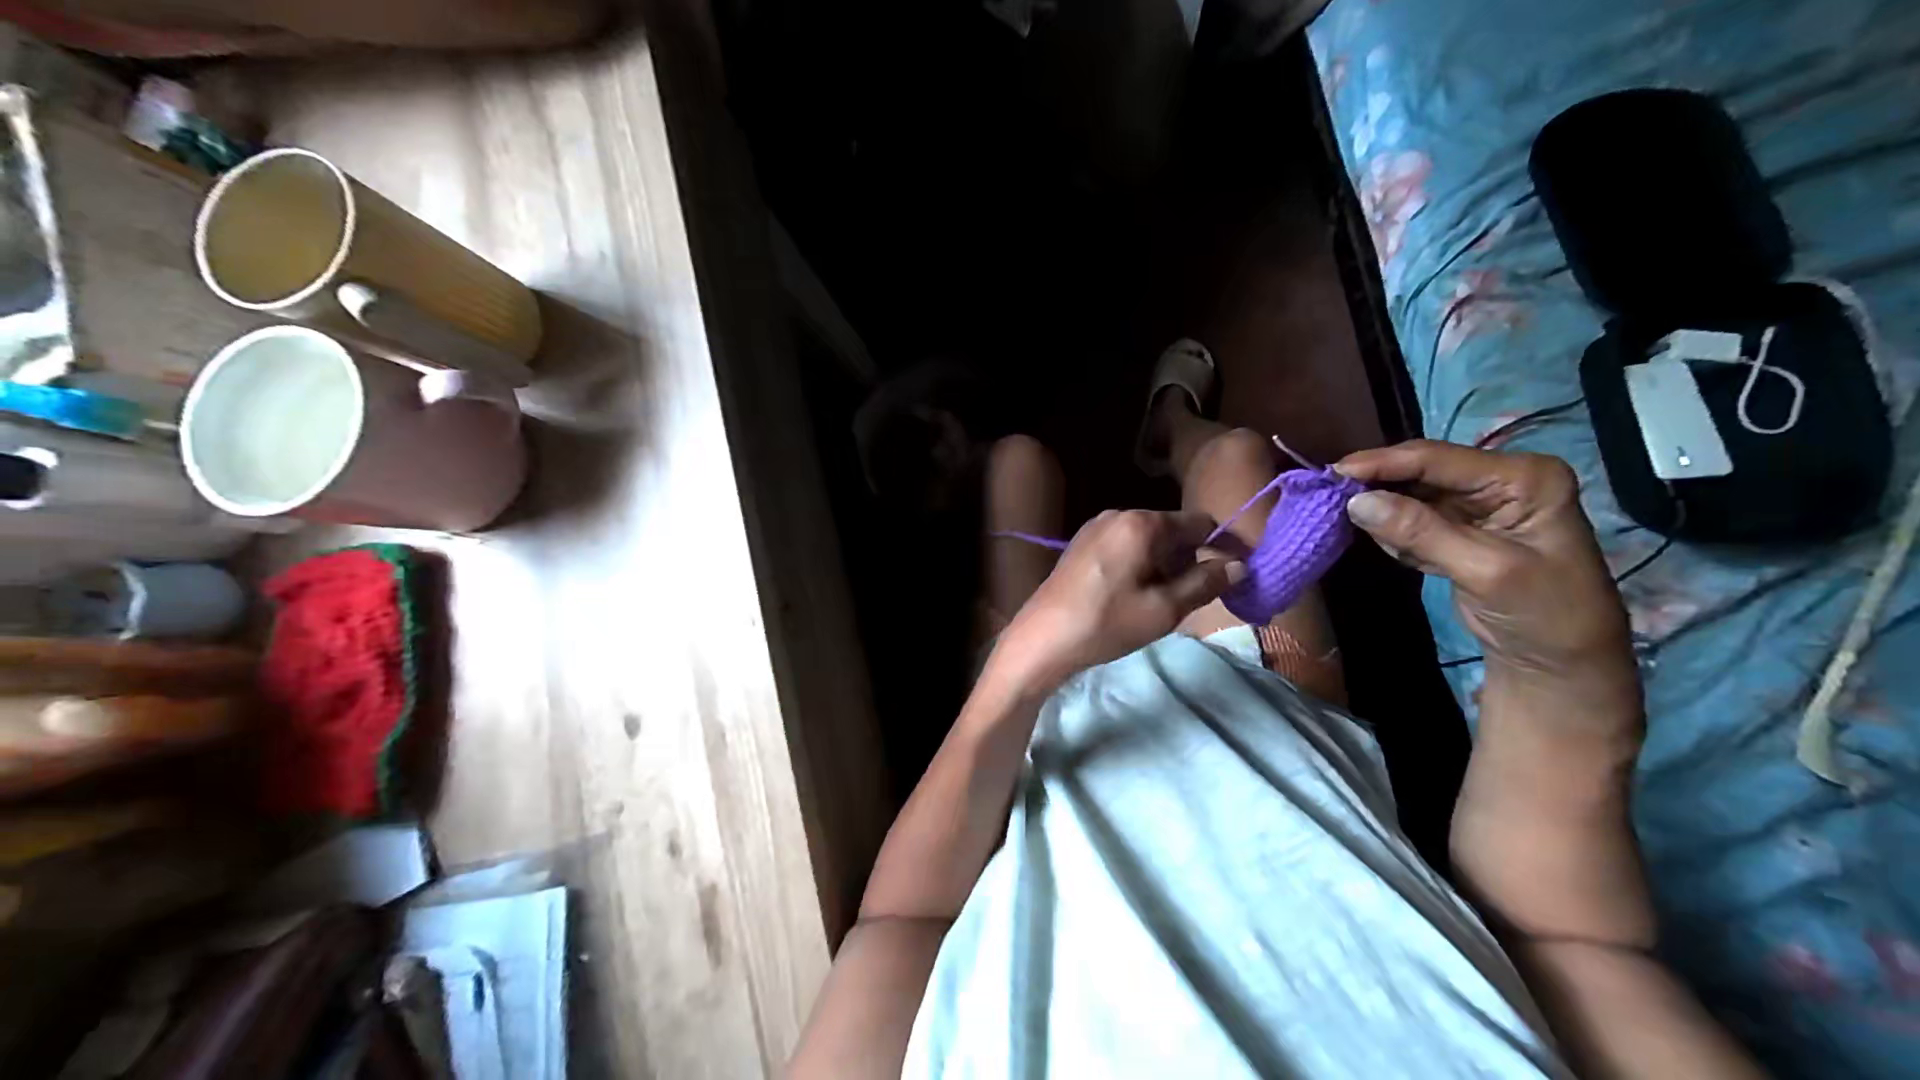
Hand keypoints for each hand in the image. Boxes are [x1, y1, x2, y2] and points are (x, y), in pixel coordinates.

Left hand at [991, 510, 1244, 691]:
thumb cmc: (1106, 623)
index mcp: (1141, 523)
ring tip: (1167, 602)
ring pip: (1149, 540)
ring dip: (1167, 565)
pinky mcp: (1082, 545)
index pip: (1200, 523)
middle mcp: (1118, 515)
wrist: (1042, 639)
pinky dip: (1143, 565)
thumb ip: (1205, 583)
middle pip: (1173, 530)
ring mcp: (1095, 528)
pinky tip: (1137, 595)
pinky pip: (1126, 547)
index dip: (1225, 545)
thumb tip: (1239, 566)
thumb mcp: (1165, 608)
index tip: (1242, 571)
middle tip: (1200, 596)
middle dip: (1193, 558)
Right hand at [1335, 440, 1632, 684]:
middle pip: (1419, 471)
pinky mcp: (1458, 529)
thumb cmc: (1543, 614)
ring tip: (1386, 544)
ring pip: (1408, 495)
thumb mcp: (1484, 569)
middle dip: (1377, 487)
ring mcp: (1477, 505)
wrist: (1559, 665)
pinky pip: (1410, 520)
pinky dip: (1396, 536)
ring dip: (1385, 515)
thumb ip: (1420, 531)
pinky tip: (1405, 557)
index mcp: (1523, 477)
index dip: (1381, 463)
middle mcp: (1499, 480)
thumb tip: (1355, 501)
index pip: (1437, 458)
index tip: (1331, 473)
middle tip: (1330, 499)